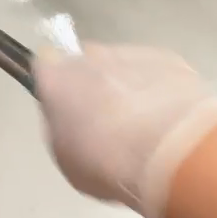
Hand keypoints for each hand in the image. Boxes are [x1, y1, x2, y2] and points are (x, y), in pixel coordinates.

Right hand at [34, 43, 216, 217]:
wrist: (172, 153)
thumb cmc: (108, 164)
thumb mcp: (67, 160)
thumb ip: (63, 129)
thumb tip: (70, 120)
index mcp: (57, 80)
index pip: (44, 65)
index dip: (55, 84)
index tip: (65, 104)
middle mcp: (91, 57)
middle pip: (86, 63)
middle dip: (93, 83)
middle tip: (108, 120)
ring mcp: (133, 53)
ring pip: (123, 65)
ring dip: (129, 86)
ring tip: (146, 124)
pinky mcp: (171, 59)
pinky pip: (157, 71)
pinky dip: (160, 88)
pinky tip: (170, 118)